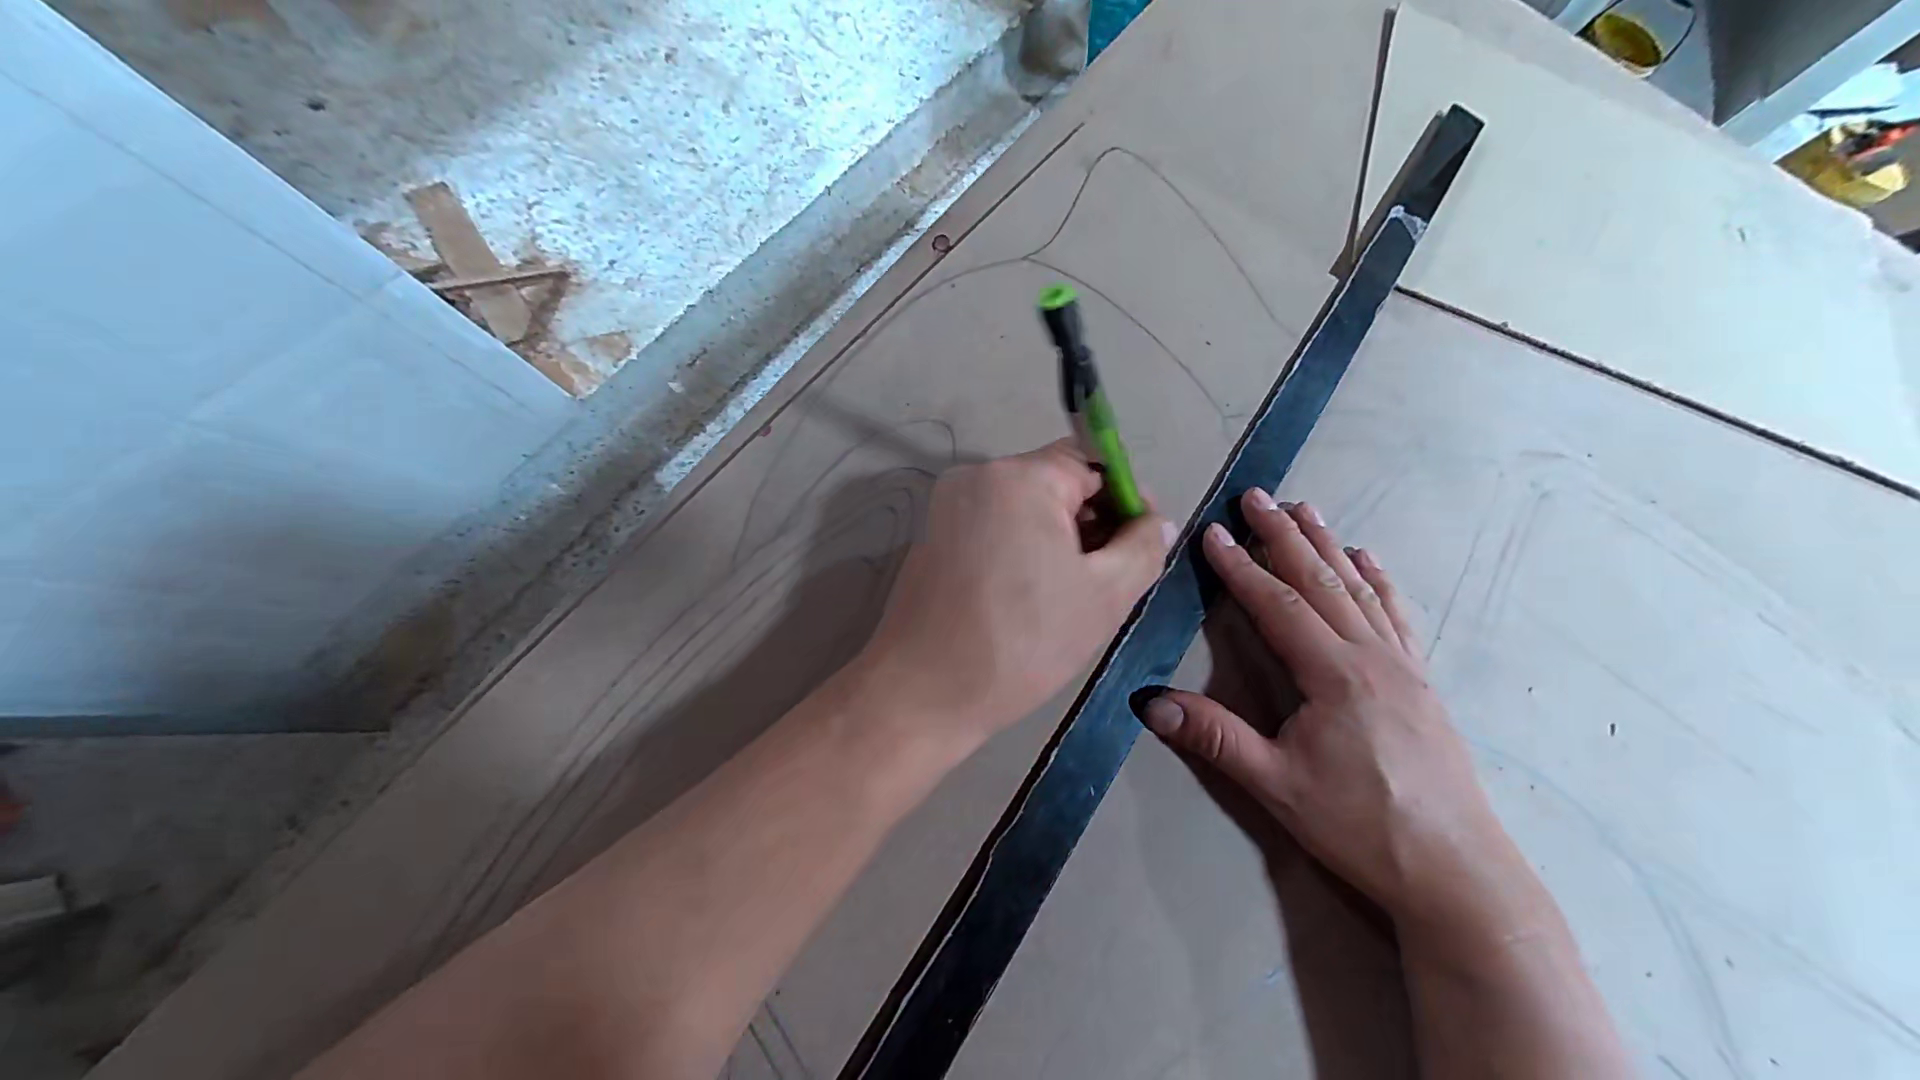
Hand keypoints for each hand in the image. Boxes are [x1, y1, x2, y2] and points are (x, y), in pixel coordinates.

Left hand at [855, 440, 1172, 750]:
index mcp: (1020, 477)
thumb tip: (1155, 522)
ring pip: (1022, 506)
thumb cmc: (1023, 641)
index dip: (1125, 499)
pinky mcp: (932, 536)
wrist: (924, 691)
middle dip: (1090, 521)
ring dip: (1056, 537)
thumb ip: (1142, 547)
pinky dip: (1019, 547)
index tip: (1138, 544)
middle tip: (1110, 577)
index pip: (1092, 462)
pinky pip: (991, 525)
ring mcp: (947, 505)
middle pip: (1054, 481)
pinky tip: (1028, 594)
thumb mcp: (1105, 596)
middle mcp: (977, 476)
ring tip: (1072, 592)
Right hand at [1133, 490, 1521, 929]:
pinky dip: (1377, 581)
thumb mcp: (1277, 786)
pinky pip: (1395, 616)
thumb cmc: (1362, 826)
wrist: (1459, 874)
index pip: (1278, 605)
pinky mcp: (1421, 683)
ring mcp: (1403, 666)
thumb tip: (1150, 701)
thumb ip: (1214, 737)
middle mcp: (1372, 657)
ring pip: (1358, 590)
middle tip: (1256, 496)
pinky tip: (1368, 560)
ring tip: (1304, 510)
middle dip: (1283, 536)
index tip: (1212, 532)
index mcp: (1335, 675)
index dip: (1240, 567)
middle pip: (1320, 581)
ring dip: (1327, 546)